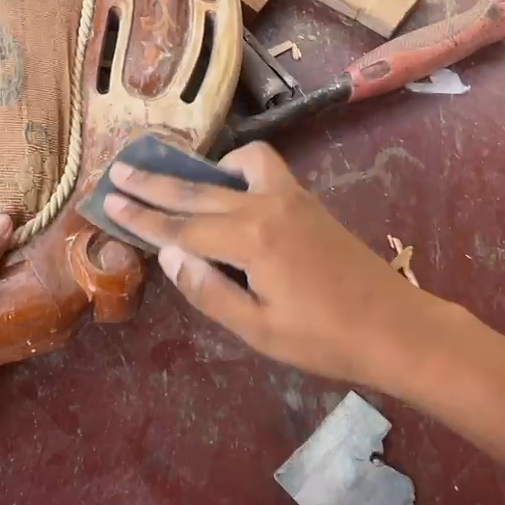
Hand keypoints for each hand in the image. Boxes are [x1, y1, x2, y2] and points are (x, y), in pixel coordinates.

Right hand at [105, 142, 458, 392]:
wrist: (395, 327)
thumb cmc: (324, 339)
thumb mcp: (258, 330)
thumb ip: (208, 291)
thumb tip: (168, 254)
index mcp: (250, 240)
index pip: (180, 227)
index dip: (141, 217)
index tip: (109, 200)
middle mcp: (265, 206)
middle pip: (197, 190)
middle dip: (154, 182)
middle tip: (119, 170)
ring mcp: (289, 197)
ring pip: (234, 165)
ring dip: (201, 170)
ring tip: (179, 185)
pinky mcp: (305, 199)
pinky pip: (263, 168)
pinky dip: (238, 170)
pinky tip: (231, 191)